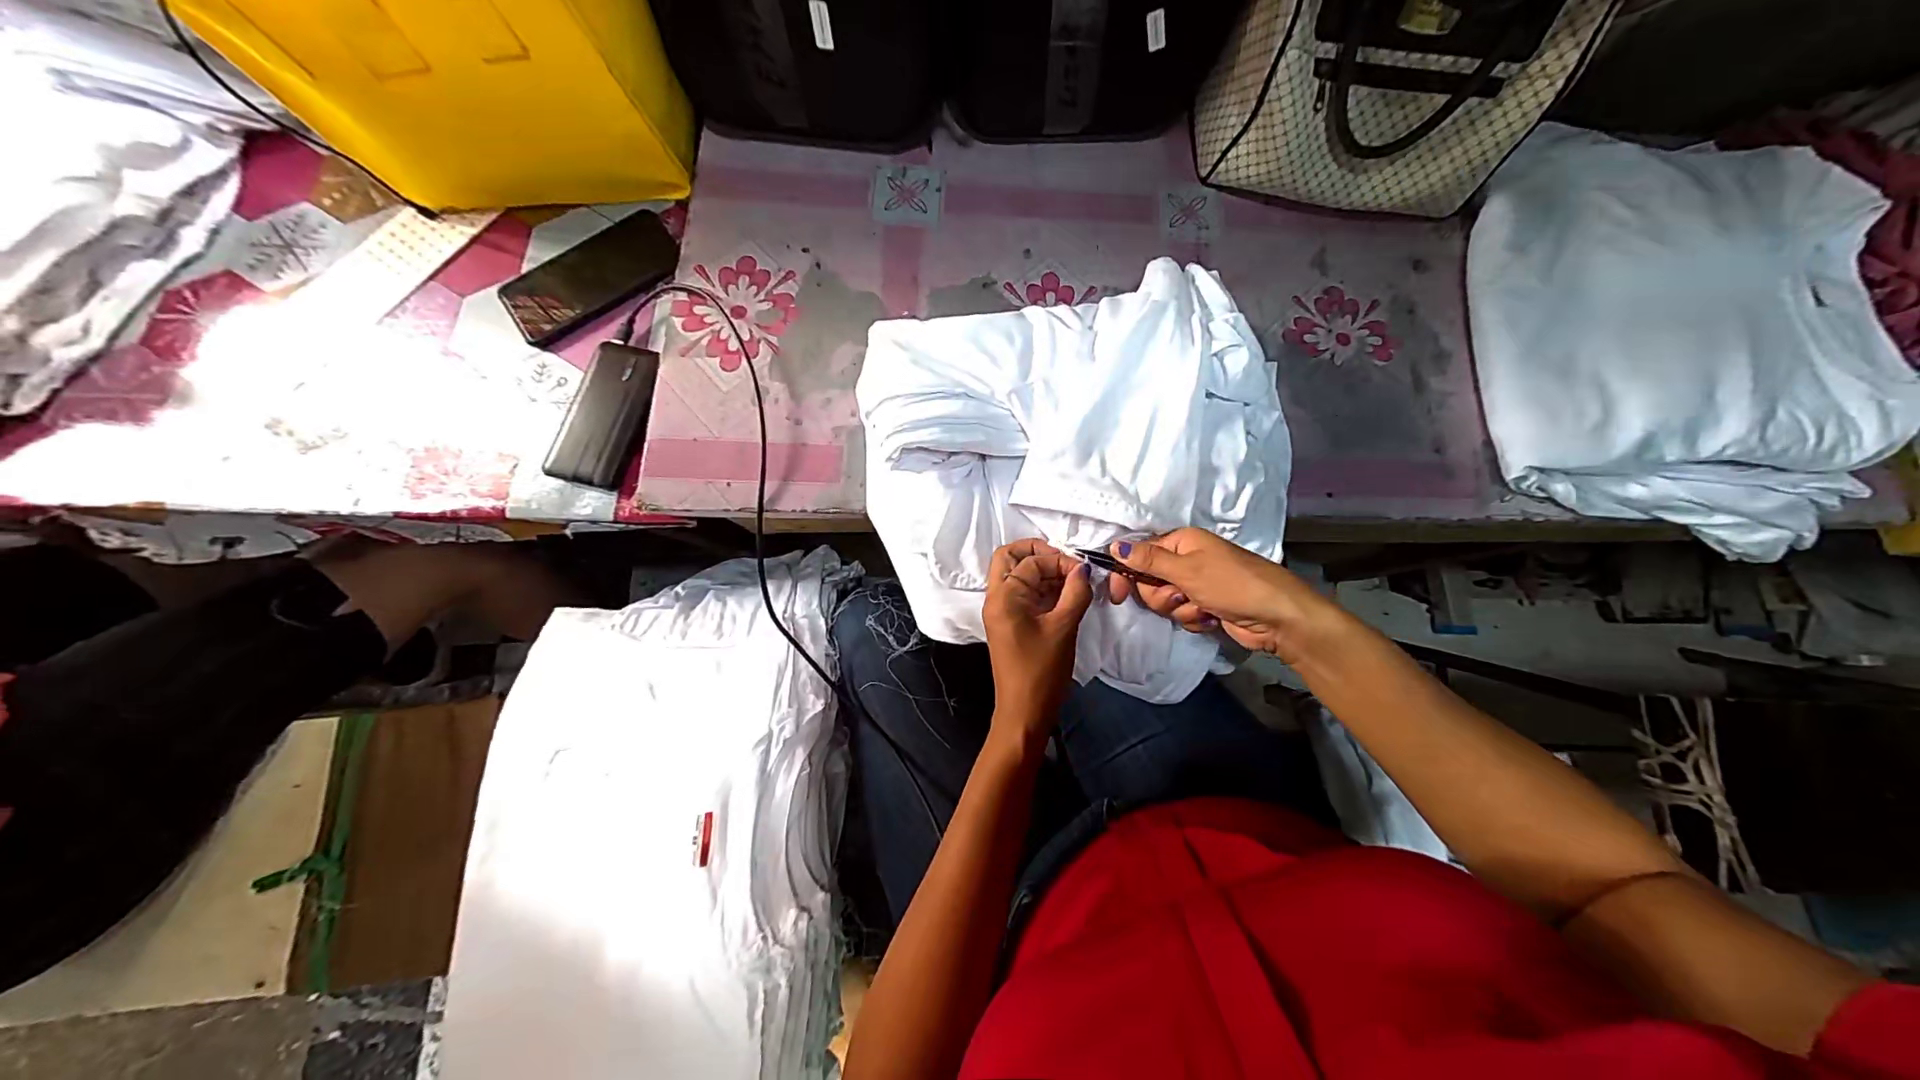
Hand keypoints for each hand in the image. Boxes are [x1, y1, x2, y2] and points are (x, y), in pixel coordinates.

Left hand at [982, 538, 1093, 744]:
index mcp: (1003, 596)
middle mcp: (996, 598)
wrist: (1024, 711)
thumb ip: (1075, 592)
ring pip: (1016, 574)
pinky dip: (1042, 588)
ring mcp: (1002, 611)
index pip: (1030, 561)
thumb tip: (1083, 568)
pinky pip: (1023, 593)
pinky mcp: (1011, 623)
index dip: (1059, 560)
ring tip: (1073, 582)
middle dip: (1039, 554)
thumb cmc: (1041, 670)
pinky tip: (1067, 596)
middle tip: (1068, 565)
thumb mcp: (1064, 627)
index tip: (1084, 572)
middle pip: (1010, 557)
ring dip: (1043, 572)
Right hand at [1103, 527, 1336, 663]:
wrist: (1277, 617)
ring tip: (1203, 608)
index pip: (1140, 554)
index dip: (1126, 574)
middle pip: (1149, 581)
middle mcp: (1187, 560)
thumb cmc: (1232, 584)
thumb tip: (1115, 545)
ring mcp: (1197, 584)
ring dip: (1181, 610)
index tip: (1117, 594)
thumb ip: (1148, 560)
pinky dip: (1194, 619)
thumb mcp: (1186, 570)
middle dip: (1161, 596)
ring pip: (1165, 601)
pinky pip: (1182, 614)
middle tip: (1181, 596)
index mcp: (1182, 542)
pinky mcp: (1205, 606)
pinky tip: (1212, 618)